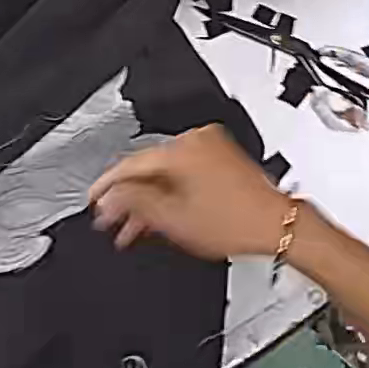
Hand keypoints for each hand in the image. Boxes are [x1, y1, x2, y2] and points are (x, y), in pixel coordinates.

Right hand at [88, 124, 291, 259]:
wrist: (275, 224)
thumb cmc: (237, 222)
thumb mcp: (173, 219)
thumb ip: (134, 203)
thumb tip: (109, 197)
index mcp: (182, 149)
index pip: (130, 163)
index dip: (106, 186)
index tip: (93, 199)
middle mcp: (197, 140)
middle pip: (148, 167)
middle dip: (128, 197)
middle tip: (110, 220)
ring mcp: (210, 146)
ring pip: (165, 171)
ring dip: (148, 197)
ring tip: (132, 226)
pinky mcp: (220, 155)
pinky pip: (183, 169)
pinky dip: (169, 190)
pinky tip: (158, 214)